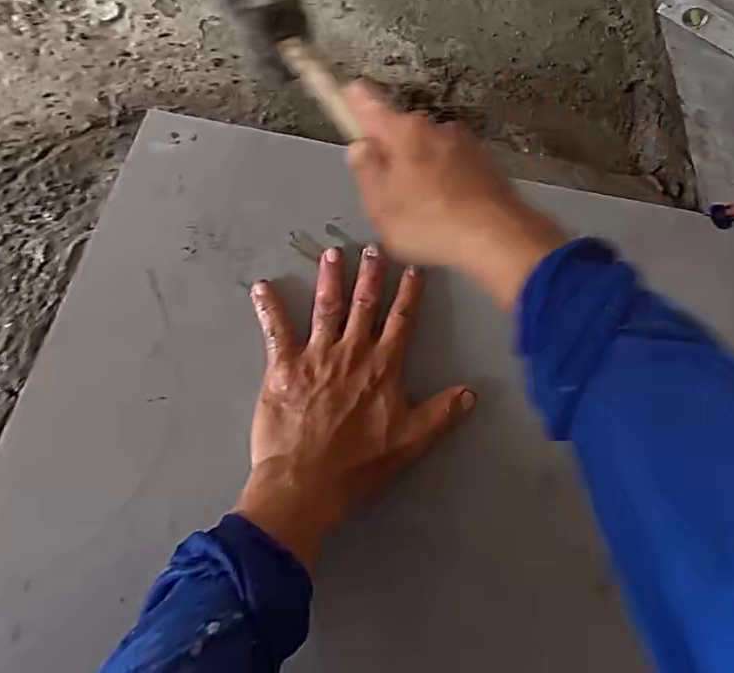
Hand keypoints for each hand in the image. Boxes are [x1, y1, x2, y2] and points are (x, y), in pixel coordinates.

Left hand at [234, 245, 474, 566]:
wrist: (303, 486)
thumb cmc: (358, 464)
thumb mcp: (409, 440)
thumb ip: (441, 413)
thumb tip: (472, 392)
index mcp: (383, 365)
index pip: (401, 319)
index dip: (409, 292)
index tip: (413, 268)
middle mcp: (352, 351)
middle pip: (364, 304)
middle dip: (370, 273)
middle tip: (372, 247)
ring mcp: (316, 355)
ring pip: (326, 307)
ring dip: (329, 278)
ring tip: (331, 253)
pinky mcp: (282, 367)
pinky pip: (276, 330)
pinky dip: (268, 307)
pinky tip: (261, 286)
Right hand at [343, 82, 566, 308]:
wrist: (496, 236)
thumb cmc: (433, 224)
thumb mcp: (380, 205)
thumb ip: (366, 171)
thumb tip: (360, 149)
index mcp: (403, 133)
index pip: (370, 104)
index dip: (355, 100)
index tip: (348, 91)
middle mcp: (436, 129)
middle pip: (402, 131)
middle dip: (392, 153)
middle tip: (387, 190)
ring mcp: (464, 143)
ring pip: (430, 150)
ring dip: (422, 169)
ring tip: (423, 209)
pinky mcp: (485, 161)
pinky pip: (454, 165)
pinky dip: (447, 180)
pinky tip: (447, 208)